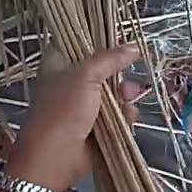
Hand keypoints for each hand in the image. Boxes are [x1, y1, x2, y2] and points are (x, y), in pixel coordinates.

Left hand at [7, 44, 140, 191]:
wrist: (56, 156)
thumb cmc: (63, 109)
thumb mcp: (86, 76)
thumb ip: (111, 59)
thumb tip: (135, 46)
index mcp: (58, 63)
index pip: (76, 40)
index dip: (96, 37)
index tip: (118, 35)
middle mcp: (69, 81)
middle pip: (100, 67)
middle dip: (118, 71)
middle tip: (129, 72)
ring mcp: (82, 104)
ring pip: (111, 91)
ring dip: (124, 93)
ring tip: (129, 97)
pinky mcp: (95, 124)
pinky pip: (115, 114)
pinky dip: (124, 114)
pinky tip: (128, 115)